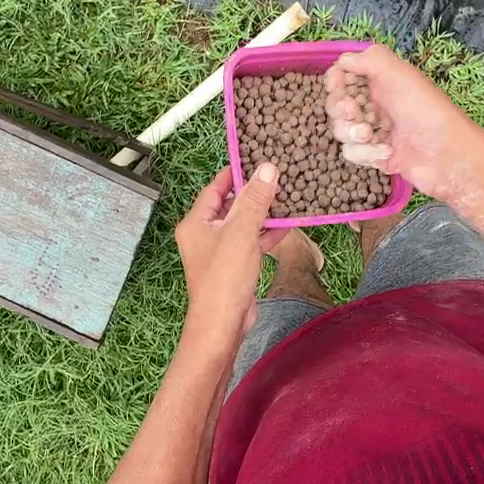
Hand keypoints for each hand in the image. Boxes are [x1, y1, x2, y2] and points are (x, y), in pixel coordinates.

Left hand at [174, 164, 286, 339]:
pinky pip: (251, 241)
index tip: (255, 160)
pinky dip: (266, 233)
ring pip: (243, 223)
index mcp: (196, 223)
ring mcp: (220, 250)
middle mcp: (204, 234)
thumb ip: (254, 200)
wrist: (224, 323)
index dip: (234, 173)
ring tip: (286, 197)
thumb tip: (267, 170)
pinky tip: (287, 225)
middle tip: (276, 177)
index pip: (215, 188)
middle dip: (253, 193)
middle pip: (230, 204)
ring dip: (263, 213)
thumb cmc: (224, 279)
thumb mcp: (241, 232)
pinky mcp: (234, 264)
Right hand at [324, 44, 483, 204]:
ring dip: (353, 134)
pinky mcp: (376, 155)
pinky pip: (353, 153)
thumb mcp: (401, 75)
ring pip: (342, 131)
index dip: (336, 81)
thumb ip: (371, 59)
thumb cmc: (426, 112)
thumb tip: (344, 60)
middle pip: (337, 104)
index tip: (338, 86)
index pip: (344, 76)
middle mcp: (376, 103)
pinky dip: (366, 154)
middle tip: (353, 113)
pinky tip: (386, 153)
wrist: (448, 156)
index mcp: (382, 81)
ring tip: (372, 136)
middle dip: (341, 110)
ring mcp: (375, 131)